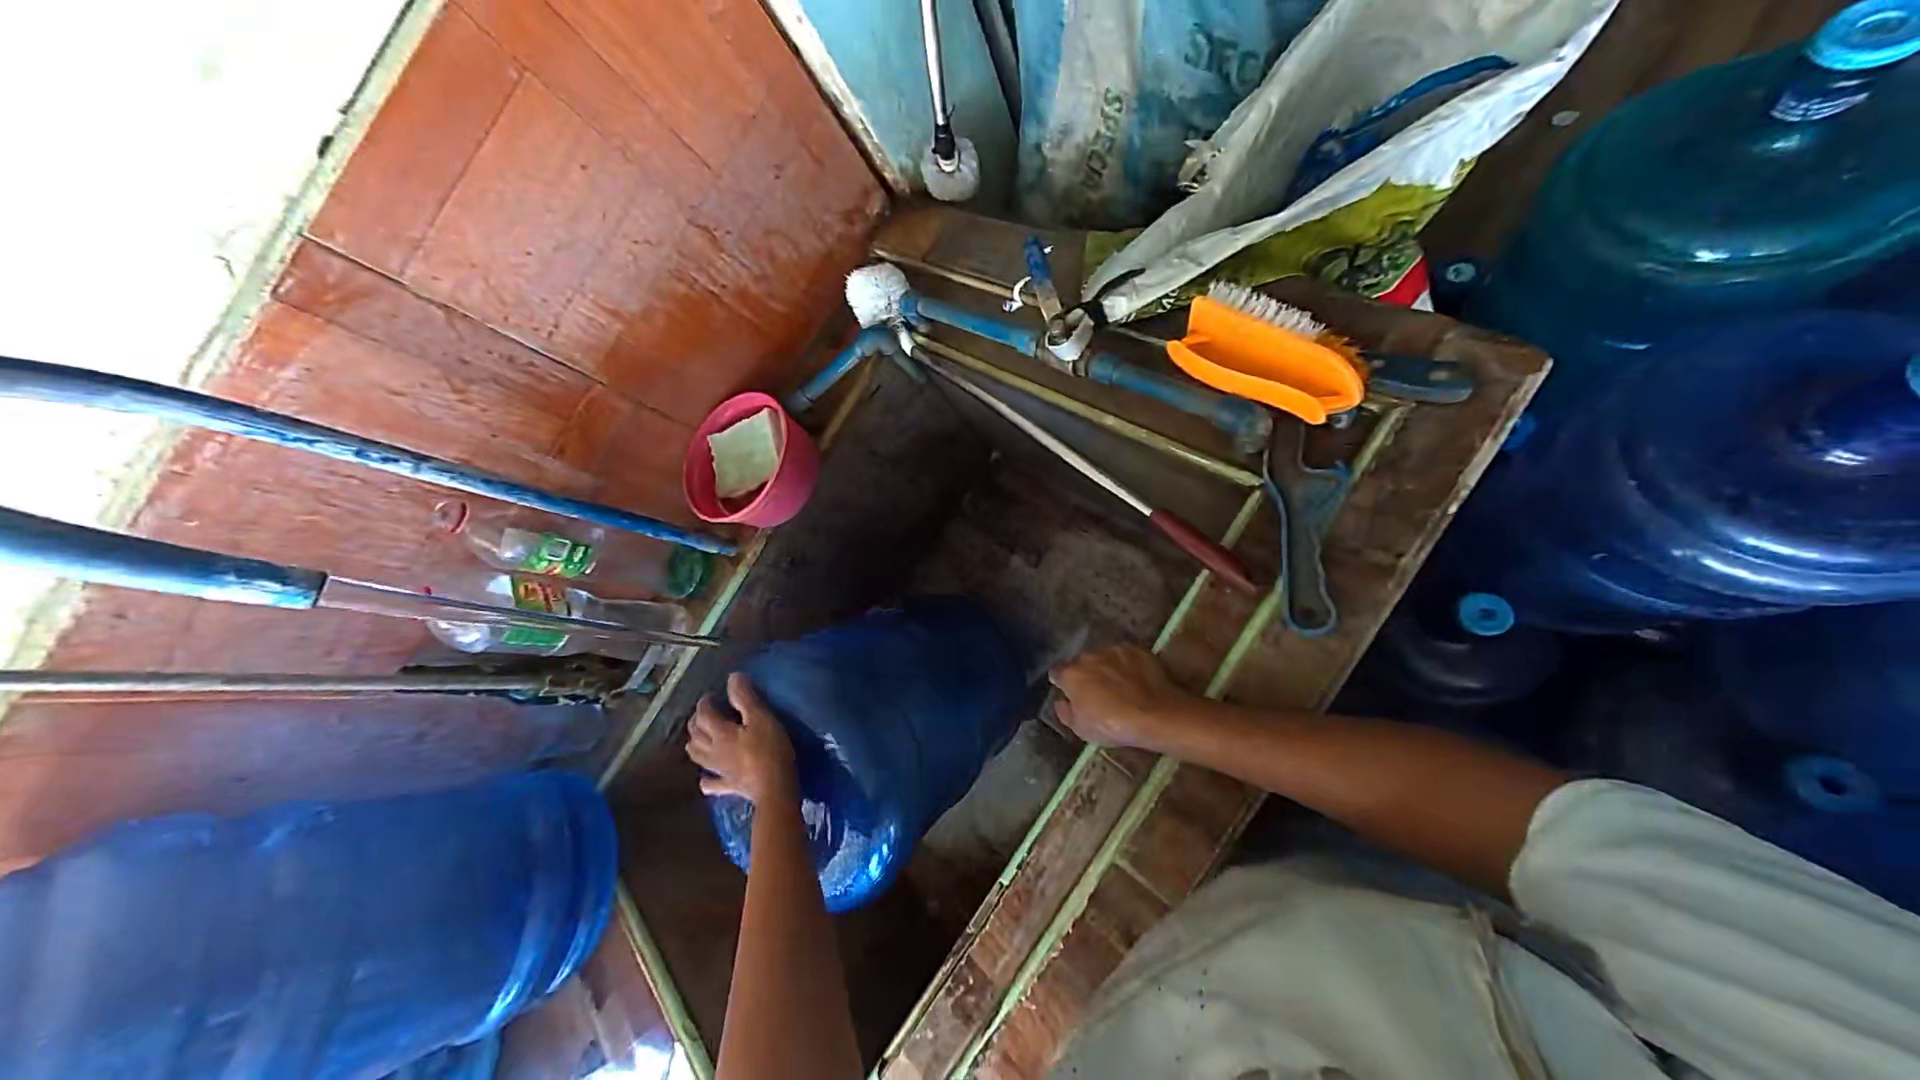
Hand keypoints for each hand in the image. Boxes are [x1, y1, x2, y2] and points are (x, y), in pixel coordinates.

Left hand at [687, 673, 797, 805]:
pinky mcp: (727, 785)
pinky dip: (706, 778)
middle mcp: (713, 750)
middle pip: (695, 733)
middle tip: (706, 712)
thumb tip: (732, 677)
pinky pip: (710, 783)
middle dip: (697, 720)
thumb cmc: (770, 749)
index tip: (712, 695)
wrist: (774, 787)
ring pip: (696, 754)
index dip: (705, 702)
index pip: (704, 713)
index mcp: (720, 732)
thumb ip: (746, 697)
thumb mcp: (762, 718)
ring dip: (695, 743)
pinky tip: (706, 776)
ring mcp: (718, 770)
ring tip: (701, 736)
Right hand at [1049, 644, 1188, 750]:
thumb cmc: (1112, 726)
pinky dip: (1128, 666)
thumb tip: (1062, 702)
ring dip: (1107, 668)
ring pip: (1104, 658)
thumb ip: (1065, 712)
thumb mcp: (1081, 729)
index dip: (1062, 684)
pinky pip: (1126, 657)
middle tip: (1097, 693)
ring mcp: (1114, 651)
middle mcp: (1089, 657)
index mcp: (1071, 674)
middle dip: (1086, 675)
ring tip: (1120, 687)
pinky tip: (1137, 680)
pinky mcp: (1137, 650)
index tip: (1070, 694)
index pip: (1057, 673)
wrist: (1156, 714)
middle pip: (1081, 663)